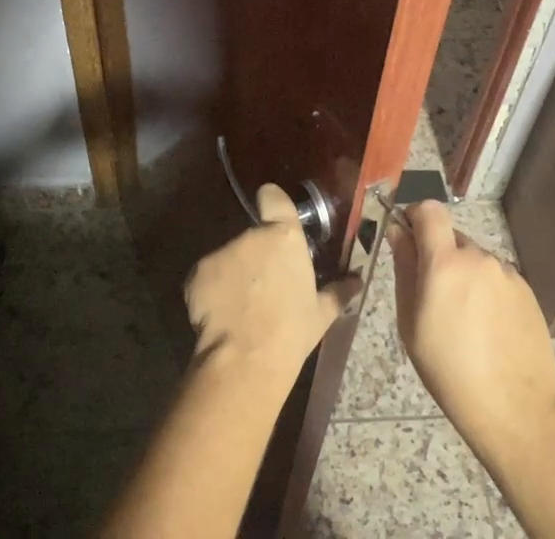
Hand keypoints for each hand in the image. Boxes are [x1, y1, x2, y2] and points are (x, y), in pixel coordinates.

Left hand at [186, 185, 361, 384]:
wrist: (247, 358)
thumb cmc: (292, 331)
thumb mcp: (322, 313)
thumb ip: (338, 291)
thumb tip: (357, 281)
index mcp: (285, 237)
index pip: (273, 197)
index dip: (272, 201)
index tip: (271, 211)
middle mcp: (251, 235)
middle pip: (252, 237)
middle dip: (256, 256)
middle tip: (263, 286)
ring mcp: (221, 252)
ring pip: (229, 257)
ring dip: (235, 273)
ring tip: (242, 305)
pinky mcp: (198, 271)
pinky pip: (208, 275)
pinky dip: (212, 288)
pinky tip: (221, 313)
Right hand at [389, 200, 554, 447]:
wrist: (514, 407)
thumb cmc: (448, 370)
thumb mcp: (411, 323)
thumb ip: (405, 270)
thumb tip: (398, 233)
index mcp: (445, 263)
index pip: (429, 209)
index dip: (415, 216)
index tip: (407, 238)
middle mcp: (479, 257)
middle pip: (452, 238)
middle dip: (439, 256)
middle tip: (432, 298)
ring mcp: (507, 273)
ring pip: (475, 260)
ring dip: (464, 275)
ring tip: (463, 322)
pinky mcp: (527, 290)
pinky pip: (496, 278)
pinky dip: (486, 292)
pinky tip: (487, 328)